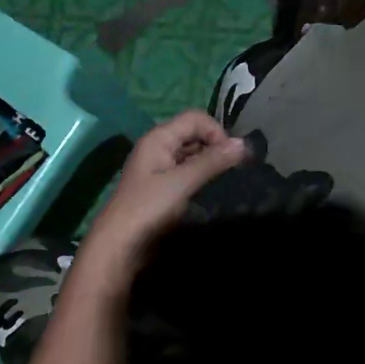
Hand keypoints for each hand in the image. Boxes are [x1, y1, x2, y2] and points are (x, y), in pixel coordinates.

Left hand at [84, 111, 248, 272]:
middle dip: (215, 147)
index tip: (232, 156)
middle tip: (235, 169)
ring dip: (210, 163)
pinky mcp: (162, 188)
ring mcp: (159, 168)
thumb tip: (244, 143)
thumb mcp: (182, 182)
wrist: (121, 244)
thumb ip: (212, 161)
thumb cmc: (148, 208)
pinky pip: (186, 173)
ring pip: (191, 155)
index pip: (195, 119)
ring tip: (228, 180)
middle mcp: (158, 148)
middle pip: (193, 135)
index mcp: (159, 138)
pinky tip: (212, 190)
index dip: (216, 132)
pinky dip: (201, 177)